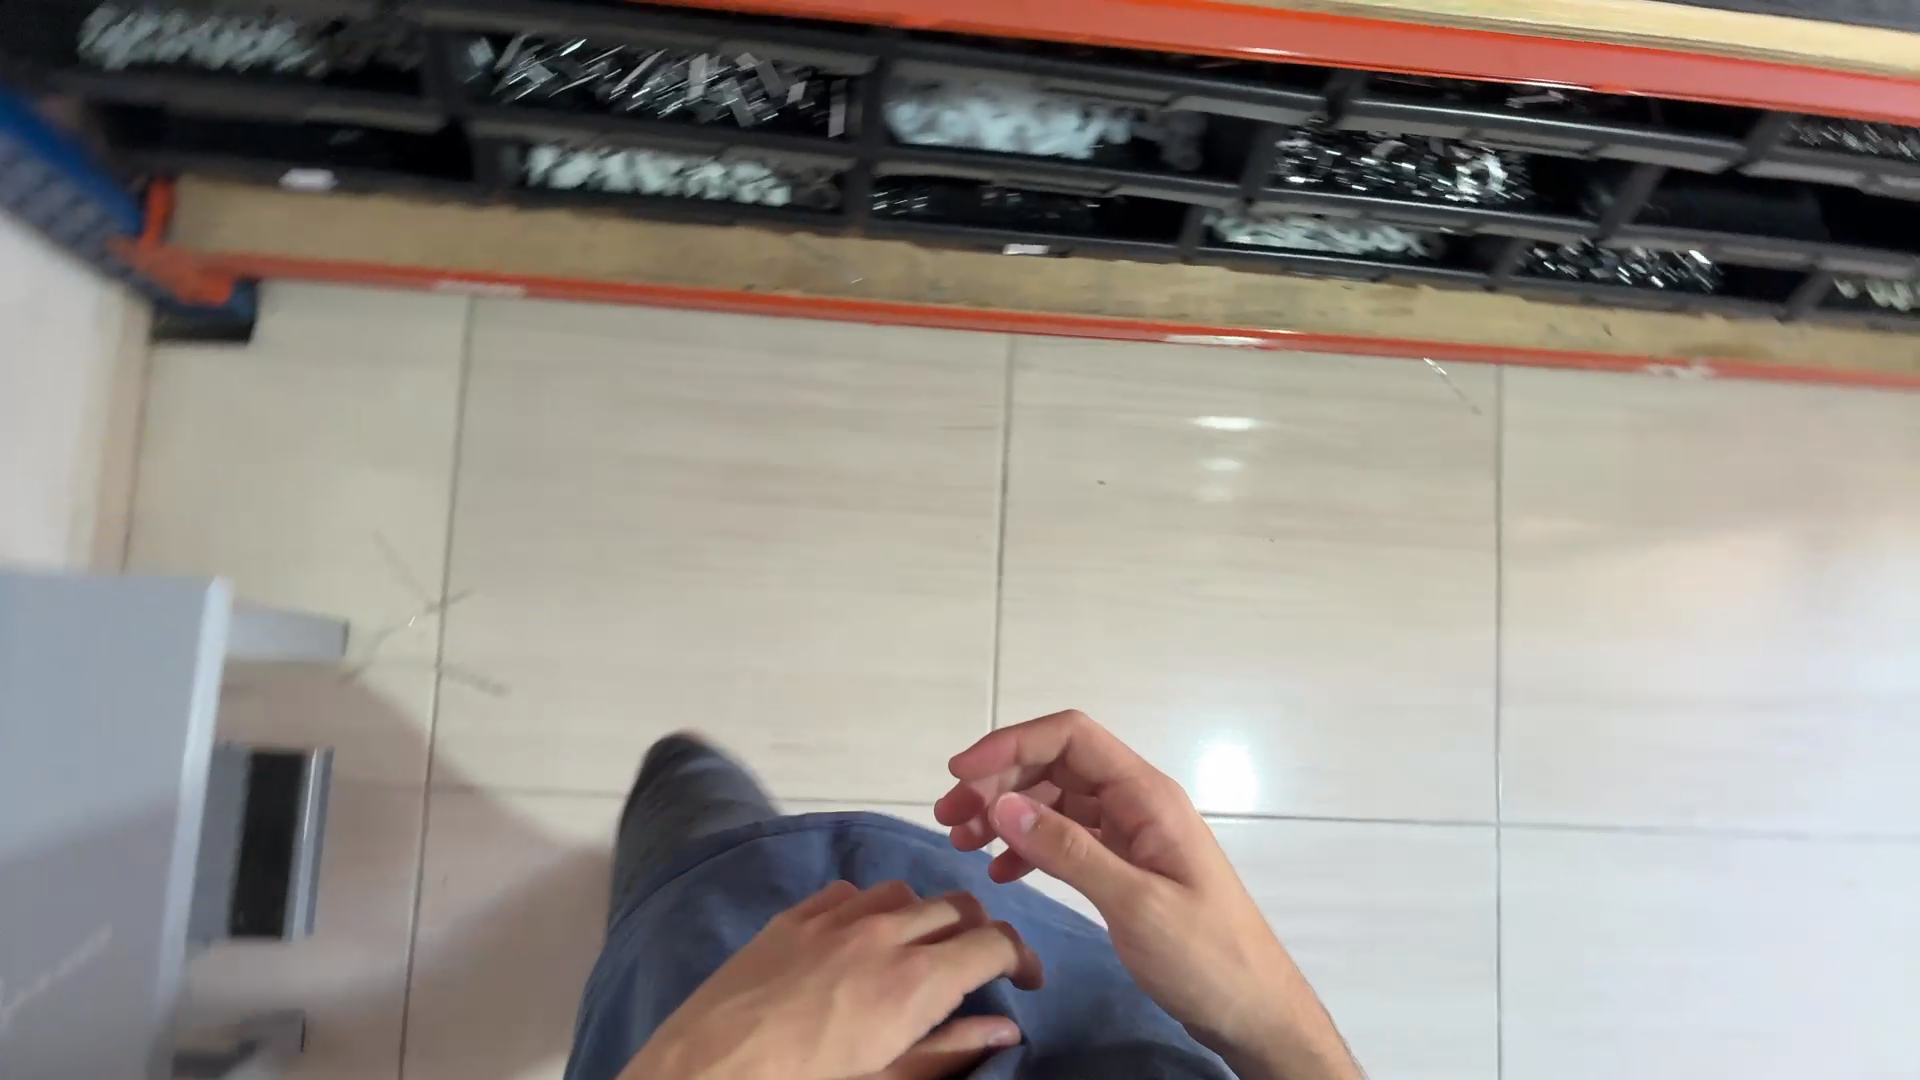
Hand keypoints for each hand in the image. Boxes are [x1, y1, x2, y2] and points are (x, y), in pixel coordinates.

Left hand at [624, 880, 1043, 1079]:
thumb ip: (950, 1052)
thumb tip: (1007, 1026)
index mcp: (914, 981)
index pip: (991, 943)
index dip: (1020, 956)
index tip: (1027, 978)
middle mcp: (883, 932)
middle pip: (955, 906)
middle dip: (977, 932)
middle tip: (975, 968)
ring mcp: (835, 916)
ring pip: (904, 892)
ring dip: (923, 916)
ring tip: (915, 952)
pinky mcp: (794, 916)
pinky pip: (849, 891)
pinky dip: (870, 908)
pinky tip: (857, 938)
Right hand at [934, 710, 1362, 1079]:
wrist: (1256, 1014)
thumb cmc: (1206, 957)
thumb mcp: (1135, 903)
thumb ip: (1068, 850)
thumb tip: (1002, 802)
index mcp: (1144, 792)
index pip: (1070, 736)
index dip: (1012, 743)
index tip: (962, 771)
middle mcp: (1133, 800)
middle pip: (1055, 765)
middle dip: (999, 780)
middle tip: (949, 815)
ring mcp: (1127, 830)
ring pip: (1054, 800)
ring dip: (1006, 812)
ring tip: (962, 840)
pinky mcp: (1121, 862)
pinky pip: (1065, 838)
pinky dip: (1027, 846)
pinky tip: (1000, 871)